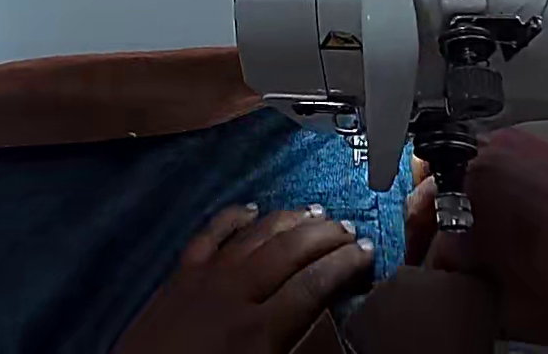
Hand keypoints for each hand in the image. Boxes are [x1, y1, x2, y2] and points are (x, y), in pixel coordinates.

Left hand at [114, 204, 374, 353]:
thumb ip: (291, 353)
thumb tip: (323, 328)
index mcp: (257, 333)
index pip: (312, 286)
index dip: (344, 265)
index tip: (366, 252)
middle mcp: (235, 293)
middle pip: (290, 250)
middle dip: (324, 236)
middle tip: (348, 228)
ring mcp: (206, 276)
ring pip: (257, 234)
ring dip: (288, 220)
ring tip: (315, 213)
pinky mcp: (181, 272)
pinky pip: (212, 233)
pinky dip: (234, 216)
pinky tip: (251, 208)